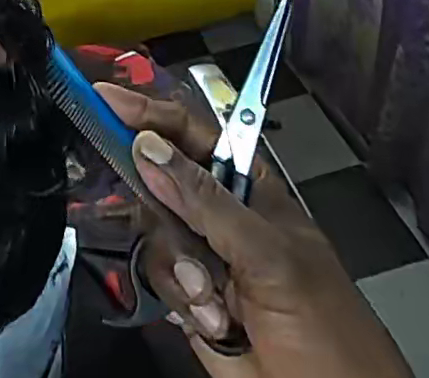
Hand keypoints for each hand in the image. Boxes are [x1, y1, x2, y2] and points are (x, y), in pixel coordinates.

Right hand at [96, 83, 412, 377]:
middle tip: (173, 230)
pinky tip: (213, 322)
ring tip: (213, 301)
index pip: (190, 130)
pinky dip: (178, 296)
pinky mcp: (184, 289)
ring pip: (150, 225)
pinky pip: (153, 269)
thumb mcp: (269, 257)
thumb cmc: (324, 329)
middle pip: (157, 176)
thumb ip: (205, 199)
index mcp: (247, 185)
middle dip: (159, 207)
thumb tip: (146, 145)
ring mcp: (199, 250)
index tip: (104, 99)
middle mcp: (217, 209)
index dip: (148, 112)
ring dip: (177, 265)